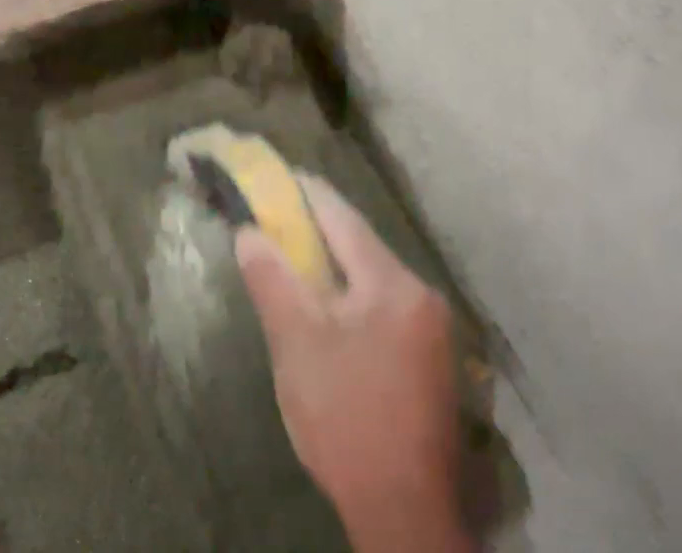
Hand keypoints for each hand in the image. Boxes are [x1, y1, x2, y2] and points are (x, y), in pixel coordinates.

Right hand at [235, 174, 473, 552]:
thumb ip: (273, 281)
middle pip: (363, 248)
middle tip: (278, 222)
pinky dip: (353, 299)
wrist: (403, 505)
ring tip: (295, 266)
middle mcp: (421, 295)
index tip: (280, 176)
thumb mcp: (297, 345)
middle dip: (319, 233)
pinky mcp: (431, 359)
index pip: (344, 220)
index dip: (308, 194)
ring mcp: (433, 330)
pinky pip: (385, 308)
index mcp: (393, 285)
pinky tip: (330, 314)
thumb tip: (249, 233)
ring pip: (374, 280)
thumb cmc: (344, 416)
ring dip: (336, 269)